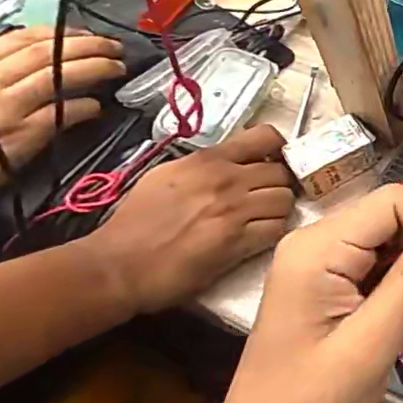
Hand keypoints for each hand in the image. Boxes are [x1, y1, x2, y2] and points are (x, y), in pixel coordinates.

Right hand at [0, 27, 125, 233]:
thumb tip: (22, 63)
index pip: (21, 39)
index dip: (61, 33)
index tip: (85, 35)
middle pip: (49, 53)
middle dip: (89, 45)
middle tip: (114, 47)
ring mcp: (3, 111)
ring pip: (61, 77)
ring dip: (97, 69)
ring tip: (117, 68)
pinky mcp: (19, 139)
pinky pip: (64, 114)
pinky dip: (85, 106)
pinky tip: (96, 107)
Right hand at [87, 122, 294, 312]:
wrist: (117, 265)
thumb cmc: (136, 222)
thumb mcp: (167, 175)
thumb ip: (205, 165)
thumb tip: (235, 159)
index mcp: (208, 160)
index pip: (265, 137)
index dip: (278, 149)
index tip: (274, 162)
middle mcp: (227, 179)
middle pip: (281, 173)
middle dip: (279, 185)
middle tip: (267, 198)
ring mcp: (234, 210)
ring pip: (285, 200)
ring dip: (279, 210)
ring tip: (263, 219)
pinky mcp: (237, 241)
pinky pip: (277, 229)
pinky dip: (273, 233)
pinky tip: (258, 238)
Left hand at [205, 185, 402, 402]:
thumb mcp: (374, 343)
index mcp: (316, 249)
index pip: (392, 202)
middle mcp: (311, 242)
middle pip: (386, 212)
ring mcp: (312, 261)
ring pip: (382, 234)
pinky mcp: (319, 281)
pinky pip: (369, 257)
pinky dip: (396, 273)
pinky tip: (400, 305)